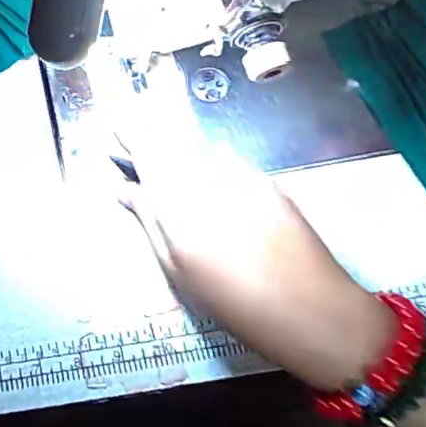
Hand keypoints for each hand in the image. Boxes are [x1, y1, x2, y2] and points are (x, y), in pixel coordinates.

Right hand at [112, 72, 392, 390]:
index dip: (129, 131)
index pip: (147, 149)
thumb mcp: (179, 269)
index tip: (115, 121)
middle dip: (152, 134)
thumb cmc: (233, 300)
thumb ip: (150, 220)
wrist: (310, 305)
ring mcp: (242, 173)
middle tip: (136, 135)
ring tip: (170, 165)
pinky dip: (212, 165)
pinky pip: (228, 161)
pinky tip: (212, 185)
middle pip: (173, 139)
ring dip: (181, 151)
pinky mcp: (267, 179)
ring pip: (200, 149)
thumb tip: (127, 189)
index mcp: (179, 200)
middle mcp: (209, 175)